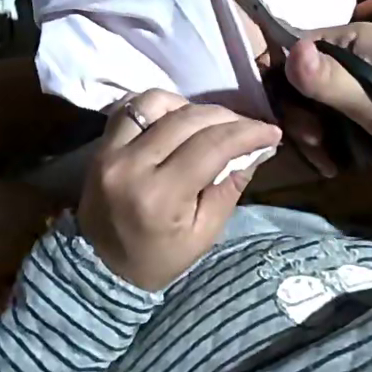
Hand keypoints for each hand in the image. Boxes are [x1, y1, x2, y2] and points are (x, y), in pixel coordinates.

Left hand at [77, 90, 281, 290]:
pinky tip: (177, 118)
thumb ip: (229, 188)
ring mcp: (110, 151)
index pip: (212, 146)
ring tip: (211, 123)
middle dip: (229, 118)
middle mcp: (132, 165)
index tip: (271, 132)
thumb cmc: (159, 259)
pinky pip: (131, 108)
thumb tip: (256, 149)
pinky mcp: (100, 146)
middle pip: (189, 119)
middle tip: (249, 127)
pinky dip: (159, 106)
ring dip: (191, 106)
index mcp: (161, 196)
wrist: (100, 268)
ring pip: (157, 103)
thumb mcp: (204, 234)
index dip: (247, 133)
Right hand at [280, 22, 371, 174]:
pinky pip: (324, 122)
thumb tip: (291, 52)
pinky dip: (323, 144)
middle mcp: (347, 56)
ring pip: (307, 107)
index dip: (284, 84)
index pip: (294, 50)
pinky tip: (332, 165)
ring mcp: (351, 83)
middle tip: (315, 143)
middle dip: (299, 118)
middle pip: (297, 83)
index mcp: (352, 38)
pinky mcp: (355, 109)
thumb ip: (331, 80)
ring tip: (327, 162)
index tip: (291, 119)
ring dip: (309, 137)